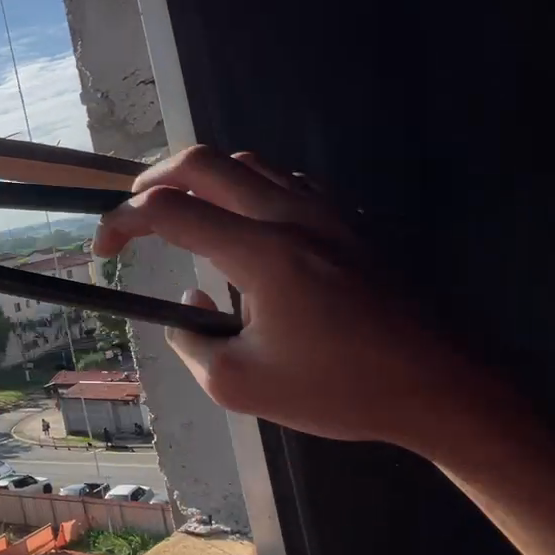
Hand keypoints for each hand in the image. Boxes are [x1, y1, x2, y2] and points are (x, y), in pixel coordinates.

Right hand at [93, 146, 492, 450]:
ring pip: (245, 163)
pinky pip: (284, 181)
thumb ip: (189, 338)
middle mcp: (291, 217)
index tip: (103, 251)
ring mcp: (328, 215)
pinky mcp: (352, 224)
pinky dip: (245, 189)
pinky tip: (243, 227)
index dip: (119, 222)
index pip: (167, 210)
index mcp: (261, 253)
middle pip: (202, 162)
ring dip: (199, 182)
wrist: (451, 393)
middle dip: (149, 181)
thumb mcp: (236, 384)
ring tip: (181, 219)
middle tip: (132, 216)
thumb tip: (188, 299)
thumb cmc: (342, 391)